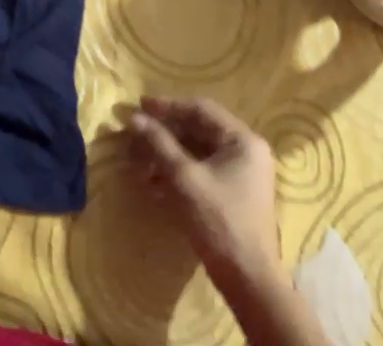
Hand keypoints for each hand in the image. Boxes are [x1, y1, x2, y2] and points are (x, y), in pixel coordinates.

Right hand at [126, 95, 281, 284]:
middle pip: (200, 129)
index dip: (168, 106)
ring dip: (168, 152)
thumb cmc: (218, 220)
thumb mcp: (184, 177)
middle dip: (165, 132)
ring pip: (198, 150)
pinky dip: (178, 169)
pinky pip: (202, 169)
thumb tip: (135, 118)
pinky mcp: (234, 192)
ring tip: (140, 160)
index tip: (139, 106)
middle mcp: (247, 151)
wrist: (247, 276)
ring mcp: (242, 173)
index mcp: (243, 141)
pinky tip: (154, 179)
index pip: (201, 109)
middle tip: (136, 133)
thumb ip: (159, 143)